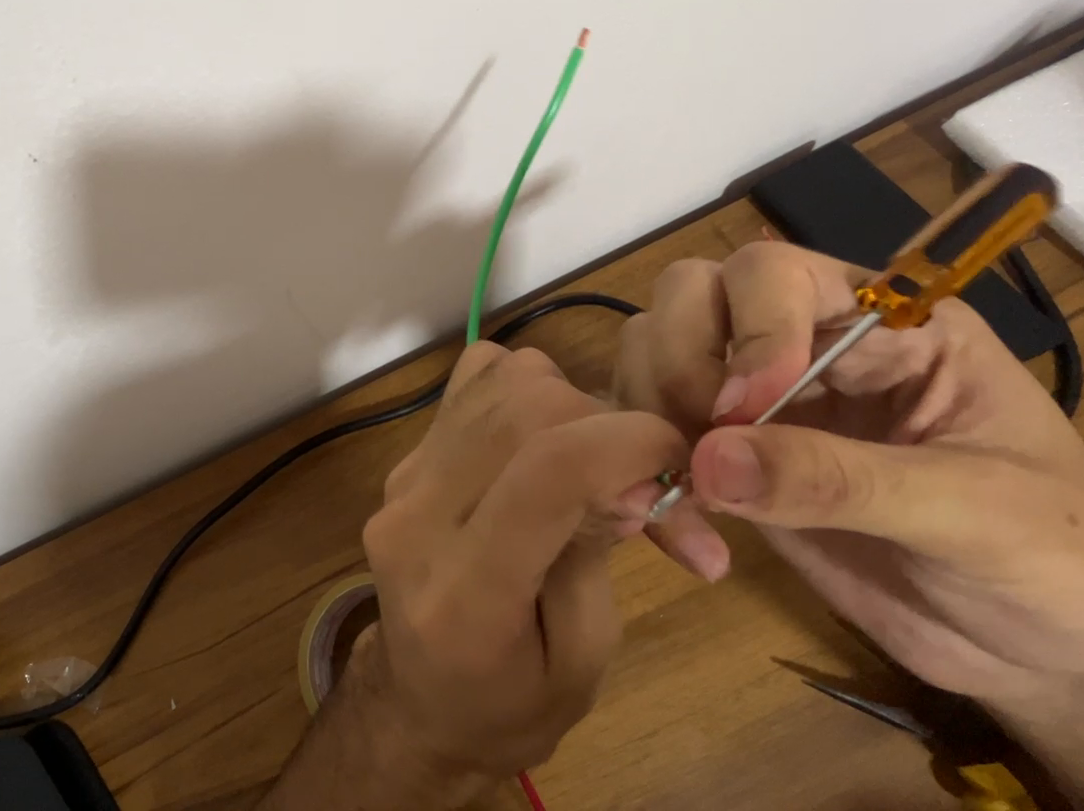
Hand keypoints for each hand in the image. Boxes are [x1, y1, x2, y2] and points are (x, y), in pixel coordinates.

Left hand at [358, 342, 686, 778]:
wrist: (419, 698)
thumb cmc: (511, 703)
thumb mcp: (582, 662)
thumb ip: (597, 554)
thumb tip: (625, 471)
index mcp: (464, 595)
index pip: (547, 473)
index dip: (630, 443)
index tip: (682, 460)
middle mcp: (416, 517)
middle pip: (524, 408)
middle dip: (607, 422)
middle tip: (641, 480)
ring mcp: (401, 477)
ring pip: (499, 380)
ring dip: (570, 405)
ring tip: (592, 466)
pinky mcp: (403, 456)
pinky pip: (472, 383)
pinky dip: (524, 391)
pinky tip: (543, 441)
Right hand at [613, 241, 1083, 716]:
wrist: (1048, 661)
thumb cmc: (1060, 568)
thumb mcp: (975, 514)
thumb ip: (840, 479)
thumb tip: (707, 460)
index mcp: (885, 325)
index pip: (773, 274)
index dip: (747, 326)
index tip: (743, 408)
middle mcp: (805, 347)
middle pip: (689, 298)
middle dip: (677, 365)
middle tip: (700, 447)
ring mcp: (755, 405)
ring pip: (650, 359)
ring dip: (648, 422)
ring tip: (690, 507)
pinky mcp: (724, 462)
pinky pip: (648, 437)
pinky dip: (641, 479)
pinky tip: (686, 540)